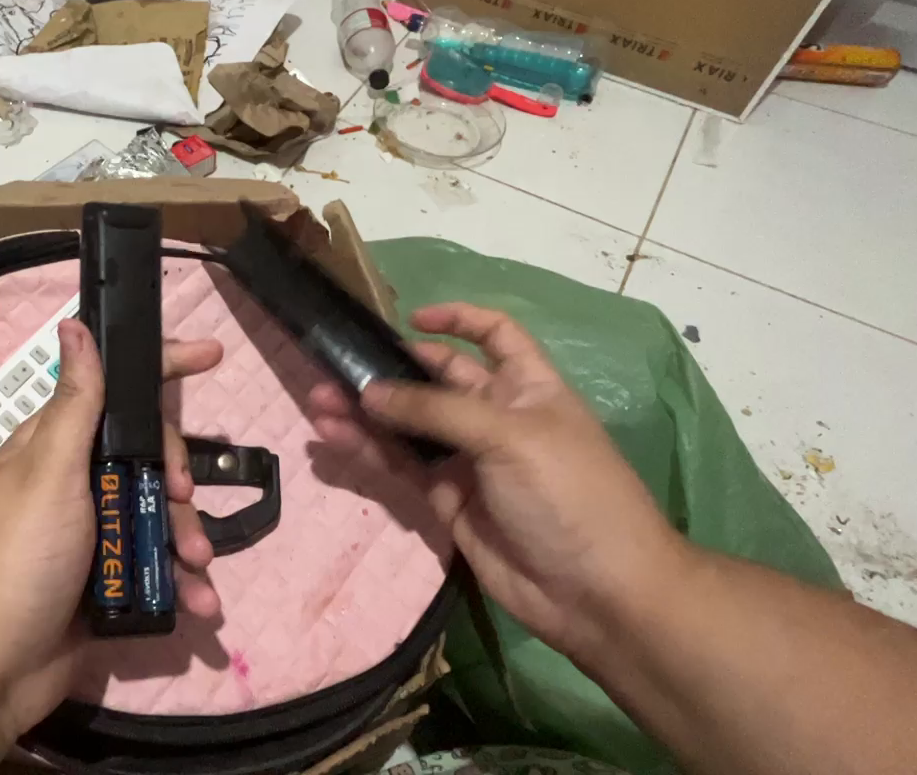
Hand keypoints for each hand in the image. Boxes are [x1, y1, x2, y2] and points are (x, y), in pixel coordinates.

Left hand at [0, 319, 223, 738]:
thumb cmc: (14, 557)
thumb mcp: (48, 472)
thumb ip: (75, 404)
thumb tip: (75, 324)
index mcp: (56, 444)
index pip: (113, 389)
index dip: (161, 368)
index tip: (210, 354)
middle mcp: (75, 481)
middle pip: (146, 456)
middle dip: (176, 475)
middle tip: (185, 496)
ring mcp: (90, 533)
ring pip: (157, 514)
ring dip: (185, 535)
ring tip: (196, 567)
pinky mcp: (103, 580)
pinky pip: (153, 566)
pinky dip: (179, 581)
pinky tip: (198, 602)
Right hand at [306, 303, 685, 660]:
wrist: (598, 595)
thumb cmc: (570, 494)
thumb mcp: (508, 435)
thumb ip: (434, 410)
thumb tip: (367, 391)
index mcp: (526, 387)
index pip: (495, 335)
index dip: (458, 320)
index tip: (411, 321)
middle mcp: (493, 416)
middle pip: (434, 379)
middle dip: (389, 370)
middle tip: (337, 366)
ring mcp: (466, 458)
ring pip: (405, 423)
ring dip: (364, 411)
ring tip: (319, 401)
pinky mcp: (443, 497)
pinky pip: (398, 464)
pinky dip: (366, 448)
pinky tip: (333, 436)